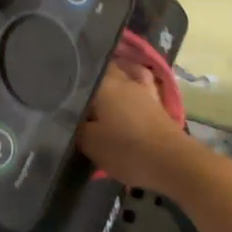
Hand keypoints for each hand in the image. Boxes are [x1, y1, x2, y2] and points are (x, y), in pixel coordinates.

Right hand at [76, 64, 204, 193]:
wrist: (171, 161)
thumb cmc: (125, 149)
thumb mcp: (89, 143)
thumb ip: (76, 126)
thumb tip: (71, 117)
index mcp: (103, 84)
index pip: (82, 71)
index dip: (71, 77)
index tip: (60, 86)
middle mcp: (123, 79)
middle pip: (104, 70)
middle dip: (92, 77)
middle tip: (78, 90)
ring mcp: (143, 89)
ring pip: (125, 74)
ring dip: (115, 78)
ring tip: (102, 89)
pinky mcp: (157, 102)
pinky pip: (141, 85)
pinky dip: (134, 85)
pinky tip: (128, 92)